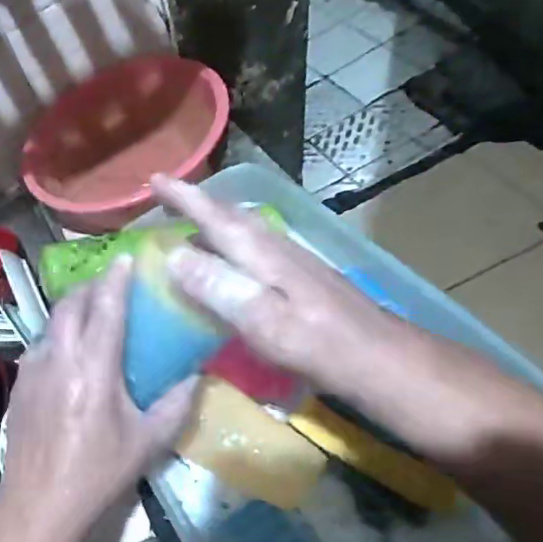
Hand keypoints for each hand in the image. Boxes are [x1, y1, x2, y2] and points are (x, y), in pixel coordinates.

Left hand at [0, 257, 195, 541]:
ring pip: (51, 323)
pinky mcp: (19, 385)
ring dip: (72, 310)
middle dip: (92, 287)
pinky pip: (40, 345)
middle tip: (113, 286)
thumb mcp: (147, 443)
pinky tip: (70, 353)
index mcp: (93, 367)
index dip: (116, 278)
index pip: (106, 307)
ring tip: (93, 314)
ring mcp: (33, 370)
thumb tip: (195, 376)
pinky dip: (57, 335)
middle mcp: (58, 358)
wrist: (38, 504)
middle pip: (71, 304)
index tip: (127, 258)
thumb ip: (174, 405)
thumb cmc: (97, 474)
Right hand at [149, 174, 412, 399]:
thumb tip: (173, 256)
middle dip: (196, 205)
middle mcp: (278, 250)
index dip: (184, 197)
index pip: (216, 217)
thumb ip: (220, 288)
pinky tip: (226, 265)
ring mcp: (294, 264)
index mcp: (264, 255)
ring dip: (213, 223)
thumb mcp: (265, 322)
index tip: (154, 179)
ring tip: (185, 227)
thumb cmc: (323, 346)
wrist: (387, 362)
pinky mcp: (303, 282)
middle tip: (164, 200)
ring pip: (245, 232)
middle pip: (231, 217)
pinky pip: (254, 251)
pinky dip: (230, 246)